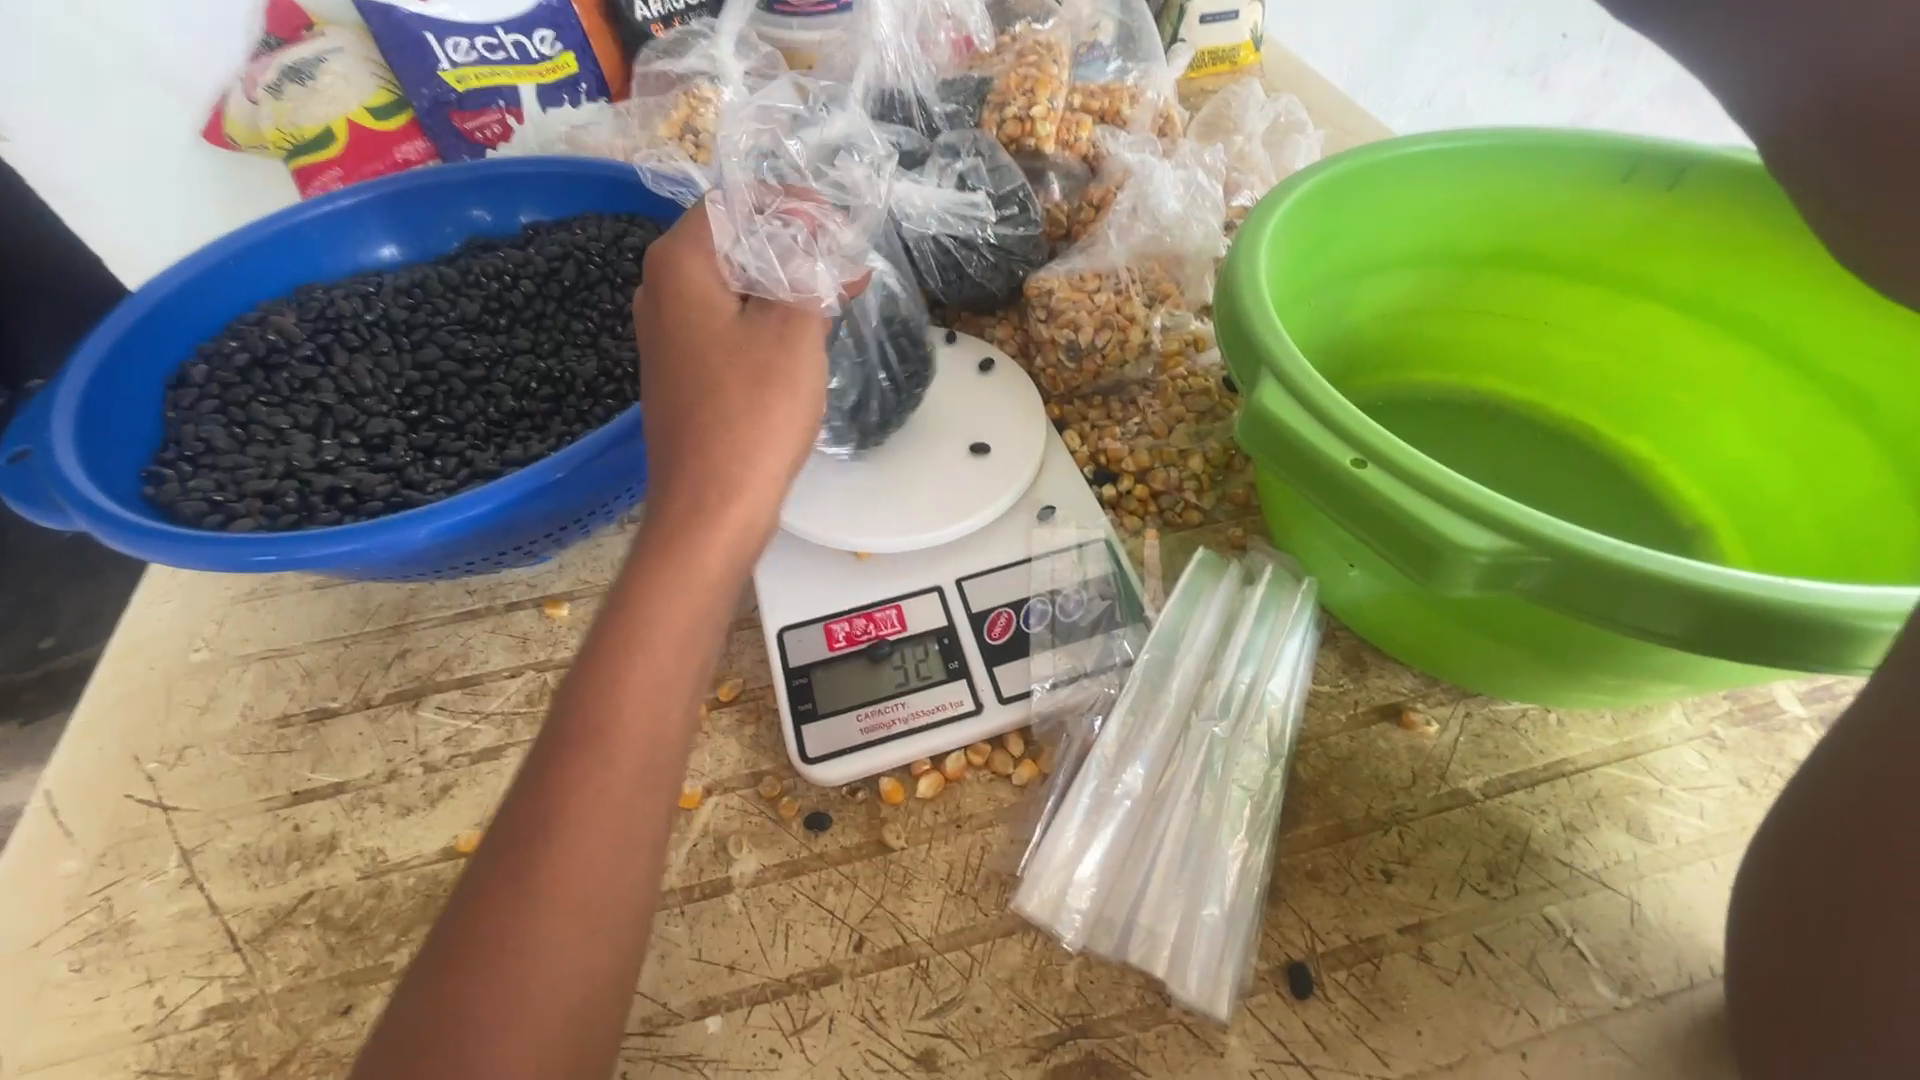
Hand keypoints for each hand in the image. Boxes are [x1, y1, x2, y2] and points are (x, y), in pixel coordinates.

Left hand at [631, 201, 830, 538]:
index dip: (791, 206)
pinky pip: (727, 327)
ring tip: (837, 295)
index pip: (734, 203)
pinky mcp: (684, 374)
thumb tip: (829, 247)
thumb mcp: (793, 332)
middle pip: (731, 243)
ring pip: (732, 288)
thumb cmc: (752, 414)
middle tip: (845, 262)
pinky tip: (806, 336)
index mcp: (679, 265)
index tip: (839, 227)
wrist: (710, 508)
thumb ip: (810, 275)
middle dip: (792, 246)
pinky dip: (767, 321)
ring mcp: (668, 337)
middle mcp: (660, 291)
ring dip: (784, 285)